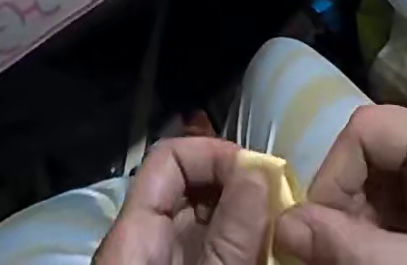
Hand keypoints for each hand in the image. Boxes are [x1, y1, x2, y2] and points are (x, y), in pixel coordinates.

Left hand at [95, 137, 272, 264]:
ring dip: (242, 208)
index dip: (214, 152)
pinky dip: (238, 236)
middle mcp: (142, 241)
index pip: (169, 155)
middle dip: (235, 179)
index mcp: (132, 236)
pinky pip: (207, 242)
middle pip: (190, 181)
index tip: (256, 173)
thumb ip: (230, 231)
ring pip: (202, 212)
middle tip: (275, 197)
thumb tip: (260, 169)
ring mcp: (161, 260)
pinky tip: (263, 246)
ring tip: (275, 220)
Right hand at [275, 104, 406, 264]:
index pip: (365, 129)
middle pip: (369, 150)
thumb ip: (350, 249)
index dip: (331, 178)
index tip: (316, 238)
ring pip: (376, 172)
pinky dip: (378, 225)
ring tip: (365, 263)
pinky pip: (395, 189)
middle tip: (338, 261)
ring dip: (359, 220)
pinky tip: (385, 257)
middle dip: (345, 206)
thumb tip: (283, 226)